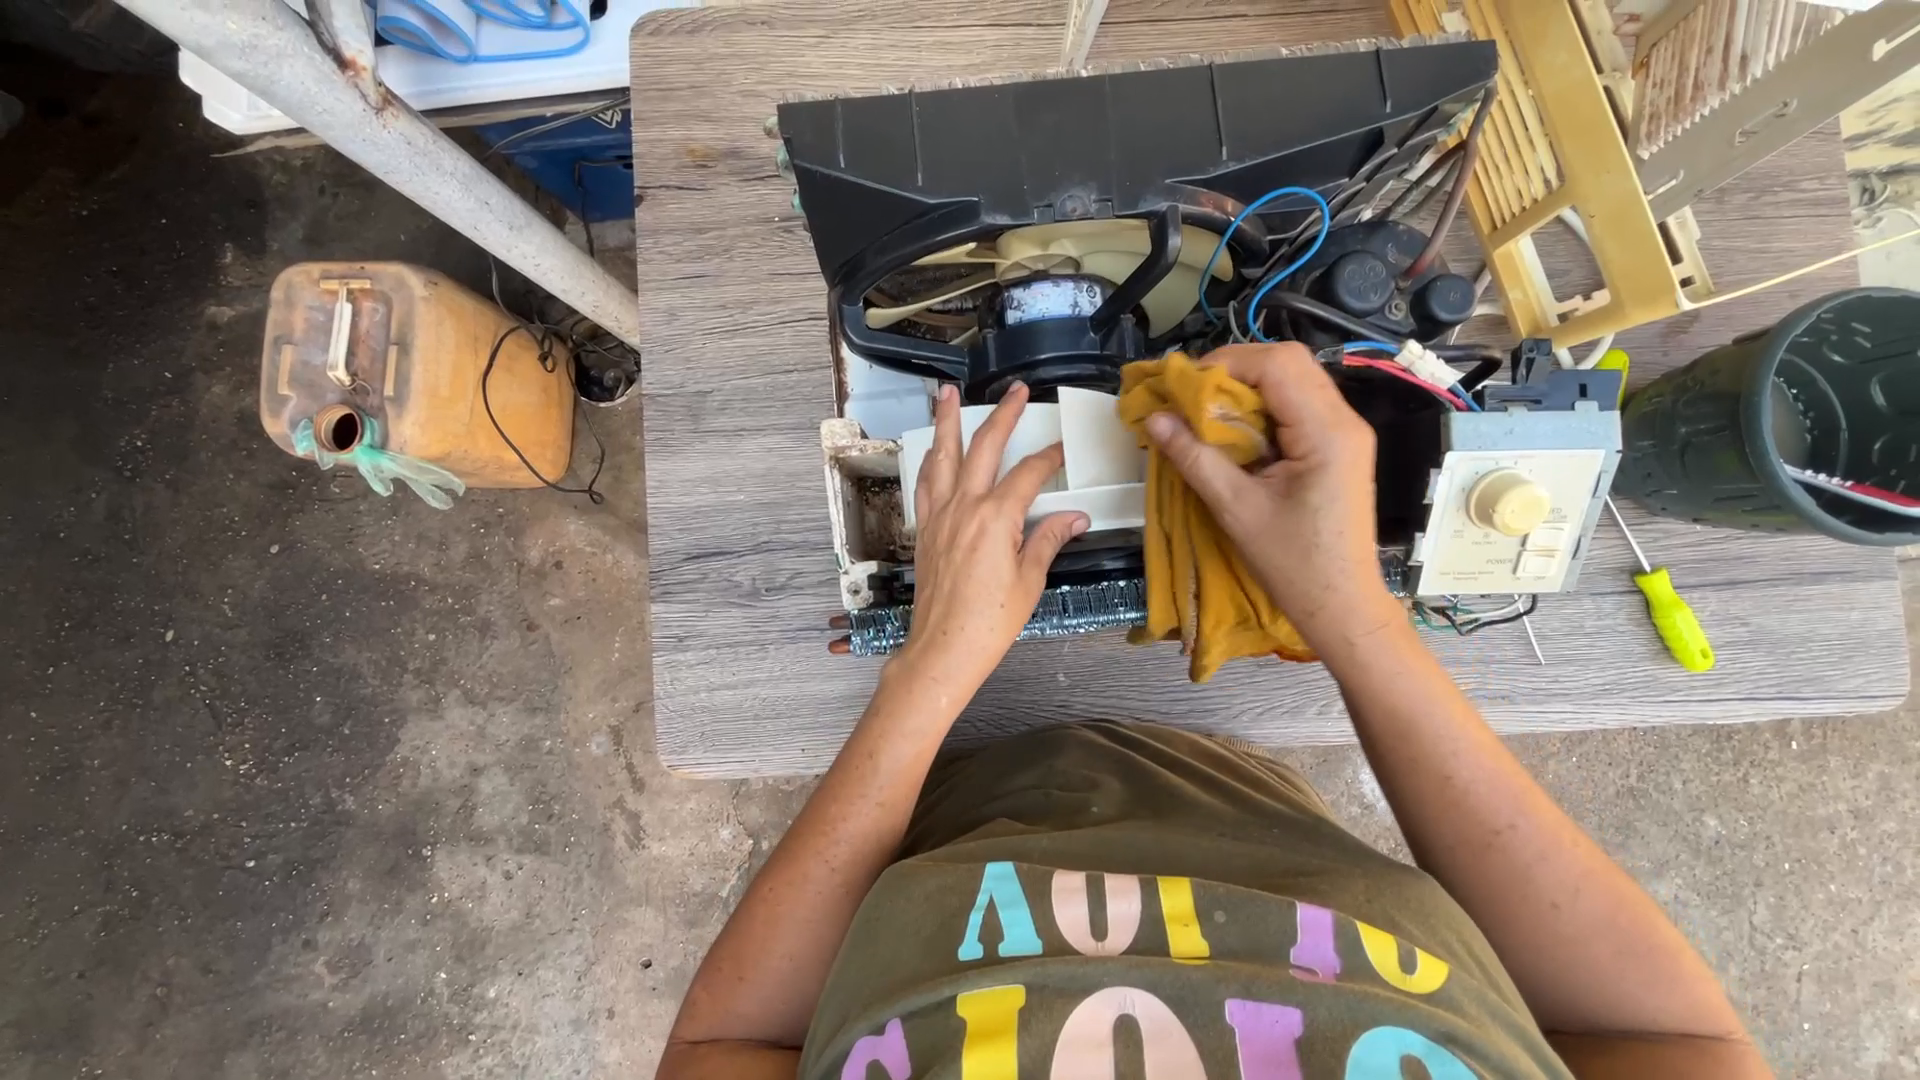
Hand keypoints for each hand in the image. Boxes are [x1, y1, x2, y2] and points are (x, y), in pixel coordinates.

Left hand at [898, 381, 1089, 698]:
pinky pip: (926, 484)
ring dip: (946, 422)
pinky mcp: (926, 529)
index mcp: (995, 517)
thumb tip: (1074, 517)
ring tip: (947, 393)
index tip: (1063, 448)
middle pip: (984, 447)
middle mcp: (964, 507)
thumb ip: (1048, 540)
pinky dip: (931, 461)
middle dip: (1003, 415)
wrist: (943, 648)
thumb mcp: (1030, 581)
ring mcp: (940, 515)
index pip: (1029, 473)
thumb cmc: (989, 622)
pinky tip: (933, 451)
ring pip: (943, 456)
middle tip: (1016, 390)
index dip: (1050, 458)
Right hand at [1144, 343, 1398, 648]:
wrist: (1340, 603)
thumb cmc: (1292, 563)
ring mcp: (1345, 431)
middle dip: (1233, 370)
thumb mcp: (1235, 508)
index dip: (1225, 363)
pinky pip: (1297, 406)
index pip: (1276, 365)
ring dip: (1246, 389)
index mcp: (1326, 432)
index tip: (1183, 387)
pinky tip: (1234, 434)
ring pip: (1293, 381)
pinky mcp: (1337, 446)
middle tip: (1191, 398)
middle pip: (1288, 363)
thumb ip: (1194, 457)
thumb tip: (1154, 419)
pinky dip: (1261, 409)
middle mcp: (1344, 420)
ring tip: (1207, 415)